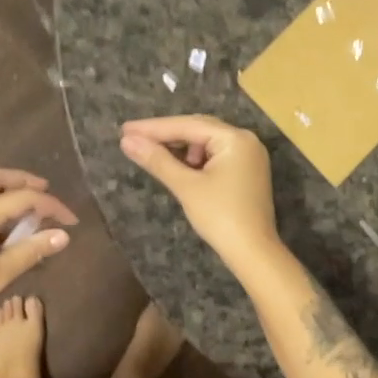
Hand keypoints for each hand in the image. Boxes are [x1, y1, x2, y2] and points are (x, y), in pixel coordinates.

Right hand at [120, 115, 279, 265]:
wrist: (253, 252)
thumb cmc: (220, 217)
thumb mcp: (186, 186)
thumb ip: (158, 160)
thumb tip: (127, 141)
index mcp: (235, 138)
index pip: (188, 125)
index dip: (154, 127)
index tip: (125, 129)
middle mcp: (246, 141)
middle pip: (199, 129)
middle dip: (166, 135)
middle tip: (133, 138)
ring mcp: (250, 157)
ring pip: (207, 143)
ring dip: (181, 148)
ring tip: (155, 155)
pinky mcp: (248, 172)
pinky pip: (217, 157)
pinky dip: (196, 160)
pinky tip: (180, 167)